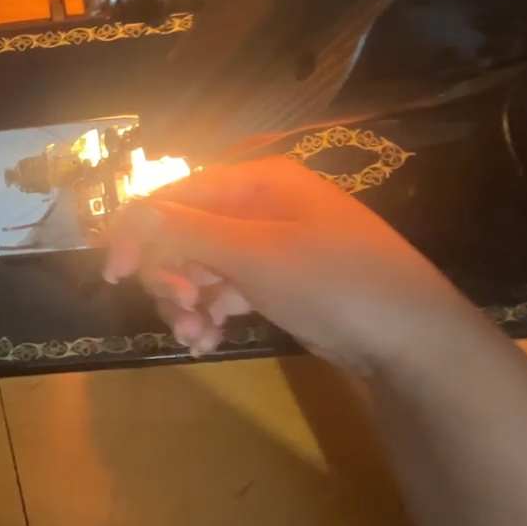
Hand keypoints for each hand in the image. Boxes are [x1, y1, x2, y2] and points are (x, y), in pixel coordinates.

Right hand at [103, 157, 473, 373]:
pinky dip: (208, 315)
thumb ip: (184, 231)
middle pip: (180, 235)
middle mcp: (256, 208)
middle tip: (180, 309)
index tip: (115, 273)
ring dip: (185, 303)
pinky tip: (208, 341)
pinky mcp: (272, 282)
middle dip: (169, 276)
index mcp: (255, 183)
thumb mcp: (253, 255)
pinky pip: (220, 291)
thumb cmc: (335, 283)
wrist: (412, 342)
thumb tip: (126, 211)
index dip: (138, 232)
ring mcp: (265, 246)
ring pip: (196, 268)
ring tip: (195, 335)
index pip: (173, 196)